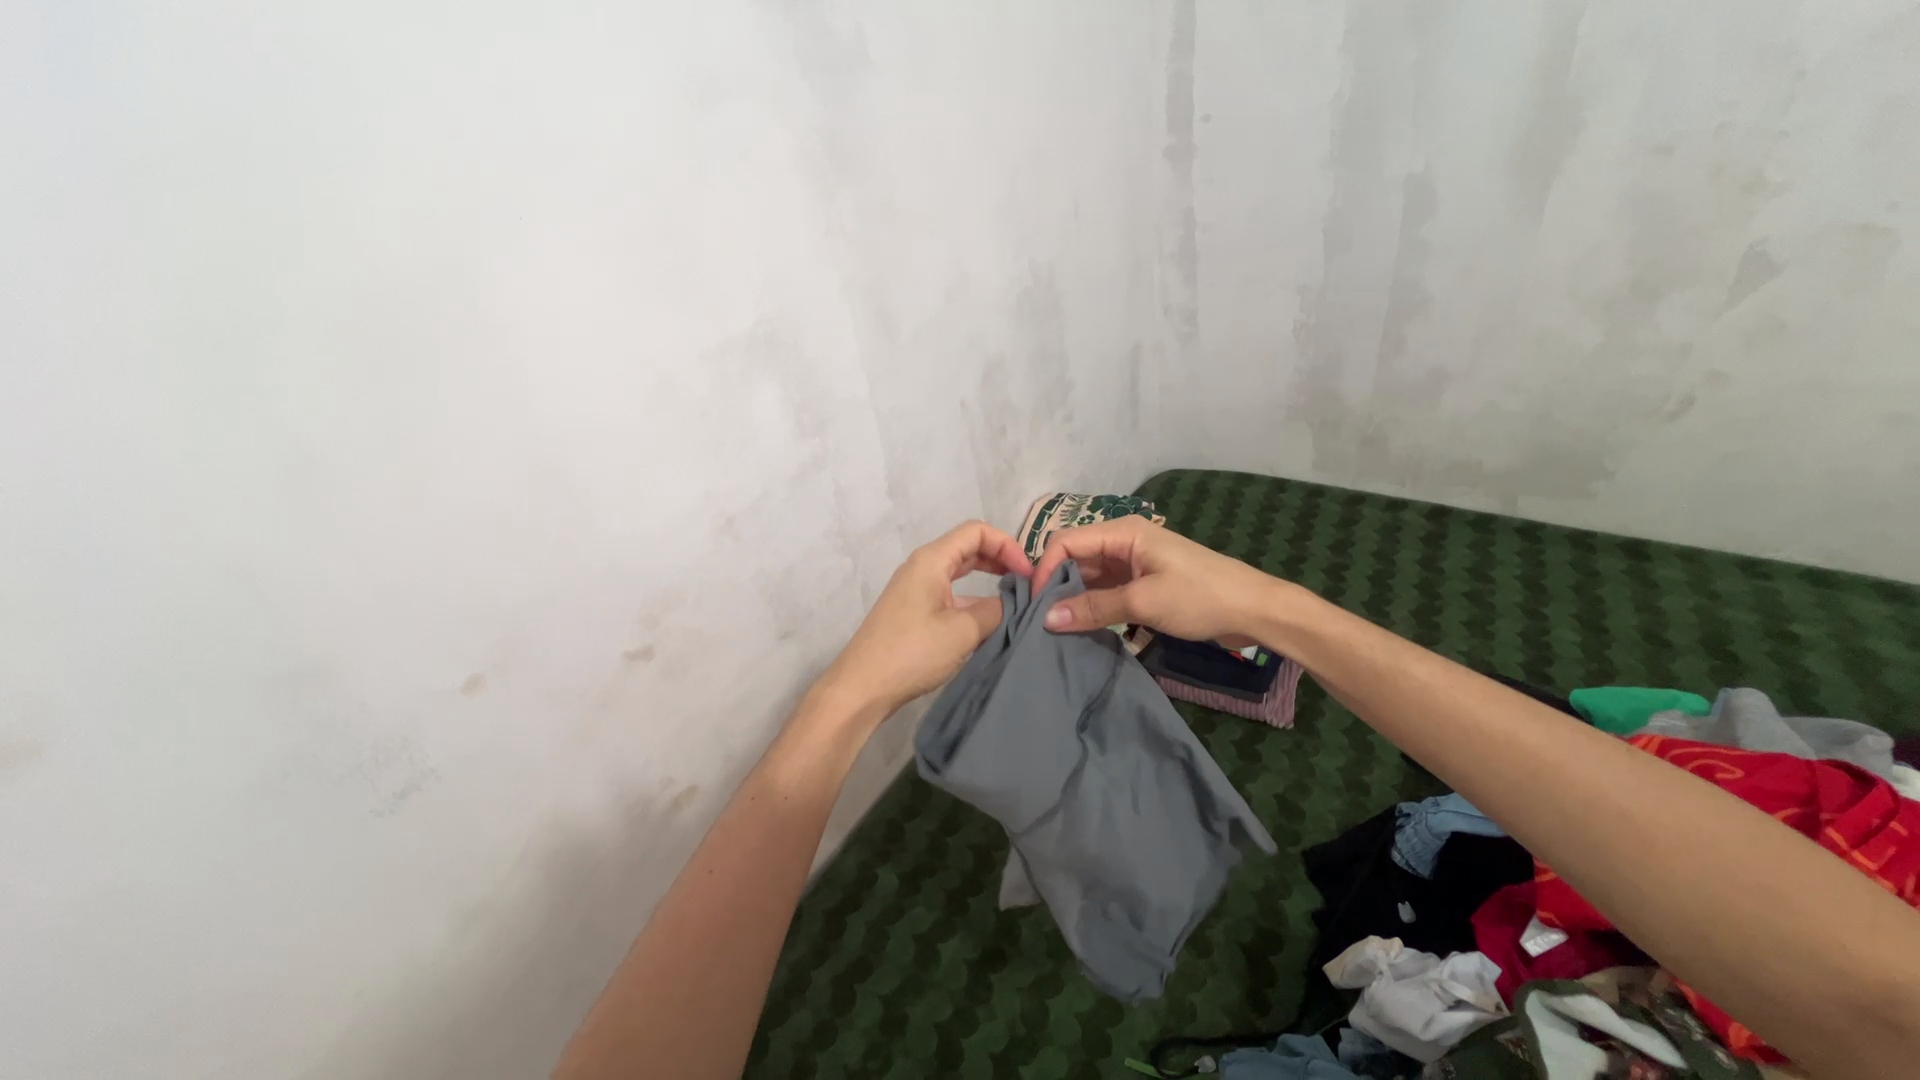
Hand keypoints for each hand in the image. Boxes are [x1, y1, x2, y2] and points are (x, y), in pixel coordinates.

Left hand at [814, 521, 1033, 719]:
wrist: (862, 688)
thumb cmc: (912, 652)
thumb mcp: (963, 631)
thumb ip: (996, 611)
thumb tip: (1015, 604)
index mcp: (931, 560)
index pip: (977, 532)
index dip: (1008, 545)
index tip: (1028, 574)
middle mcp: (922, 568)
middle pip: (969, 549)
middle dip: (1001, 561)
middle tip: (1028, 584)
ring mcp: (916, 591)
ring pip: (960, 574)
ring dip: (989, 584)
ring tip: (1016, 604)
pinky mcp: (914, 614)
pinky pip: (951, 596)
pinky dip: (973, 602)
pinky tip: (991, 624)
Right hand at [1030, 516, 1284, 641]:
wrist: (1254, 610)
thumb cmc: (1200, 597)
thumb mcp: (1143, 603)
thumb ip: (1094, 608)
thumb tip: (1047, 619)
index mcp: (1124, 532)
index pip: (1066, 541)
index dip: (1045, 569)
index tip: (1034, 605)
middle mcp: (1124, 541)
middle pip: (1075, 556)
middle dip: (1055, 584)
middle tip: (1038, 619)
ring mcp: (1133, 562)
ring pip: (1089, 575)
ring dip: (1073, 597)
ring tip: (1053, 627)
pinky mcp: (1142, 582)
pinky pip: (1105, 589)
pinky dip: (1091, 604)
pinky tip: (1079, 625)